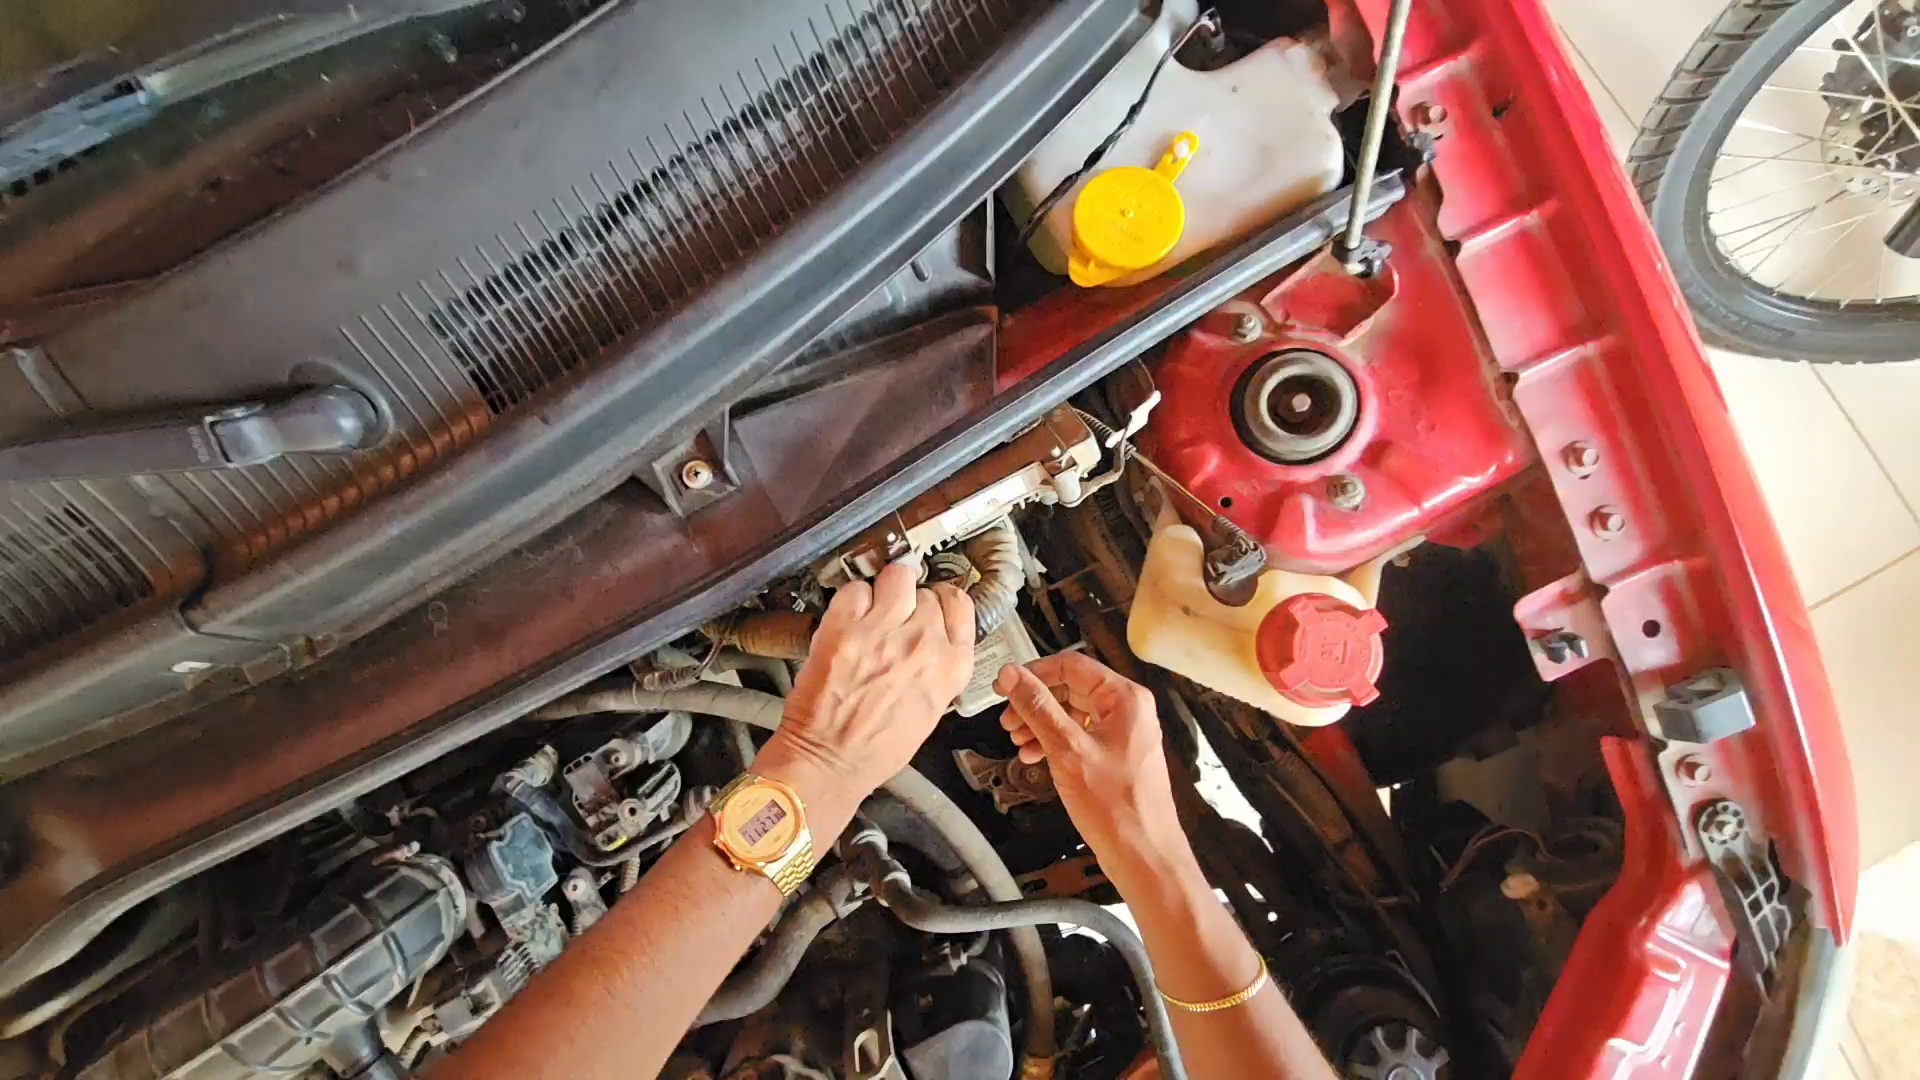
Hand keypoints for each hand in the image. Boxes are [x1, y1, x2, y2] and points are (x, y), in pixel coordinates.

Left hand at [764, 561, 974, 796]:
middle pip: (925, 591)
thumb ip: (939, 664)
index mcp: (952, 666)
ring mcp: (884, 632)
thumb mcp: (932, 708)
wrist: (829, 762)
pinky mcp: (845, 627)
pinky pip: (856, 588)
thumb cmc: (877, 746)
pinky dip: (850, 599)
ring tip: (871, 610)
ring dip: (884, 589)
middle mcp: (924, 644)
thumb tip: (933, 630)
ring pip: (896, 576)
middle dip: (909, 602)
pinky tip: (847, 621)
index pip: (959, 604)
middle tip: (892, 619)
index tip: (929, 603)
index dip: (940, 601)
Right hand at [992, 653, 1184, 873]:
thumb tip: (1013, 677)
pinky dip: (1053, 742)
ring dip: (1040, 723)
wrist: (1145, 859)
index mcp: (1125, 699)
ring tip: (1017, 739)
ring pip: (1071, 714)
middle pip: (1070, 689)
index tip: (1006, 684)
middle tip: (1007, 717)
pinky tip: (1034, 754)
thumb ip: (1037, 708)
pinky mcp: (1115, 757)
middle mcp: (1127, 712)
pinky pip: (1078, 736)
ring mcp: (1122, 735)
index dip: (1034, 672)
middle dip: (1034, 703)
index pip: (1072, 666)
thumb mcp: (1067, 750)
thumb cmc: (1120, 810)